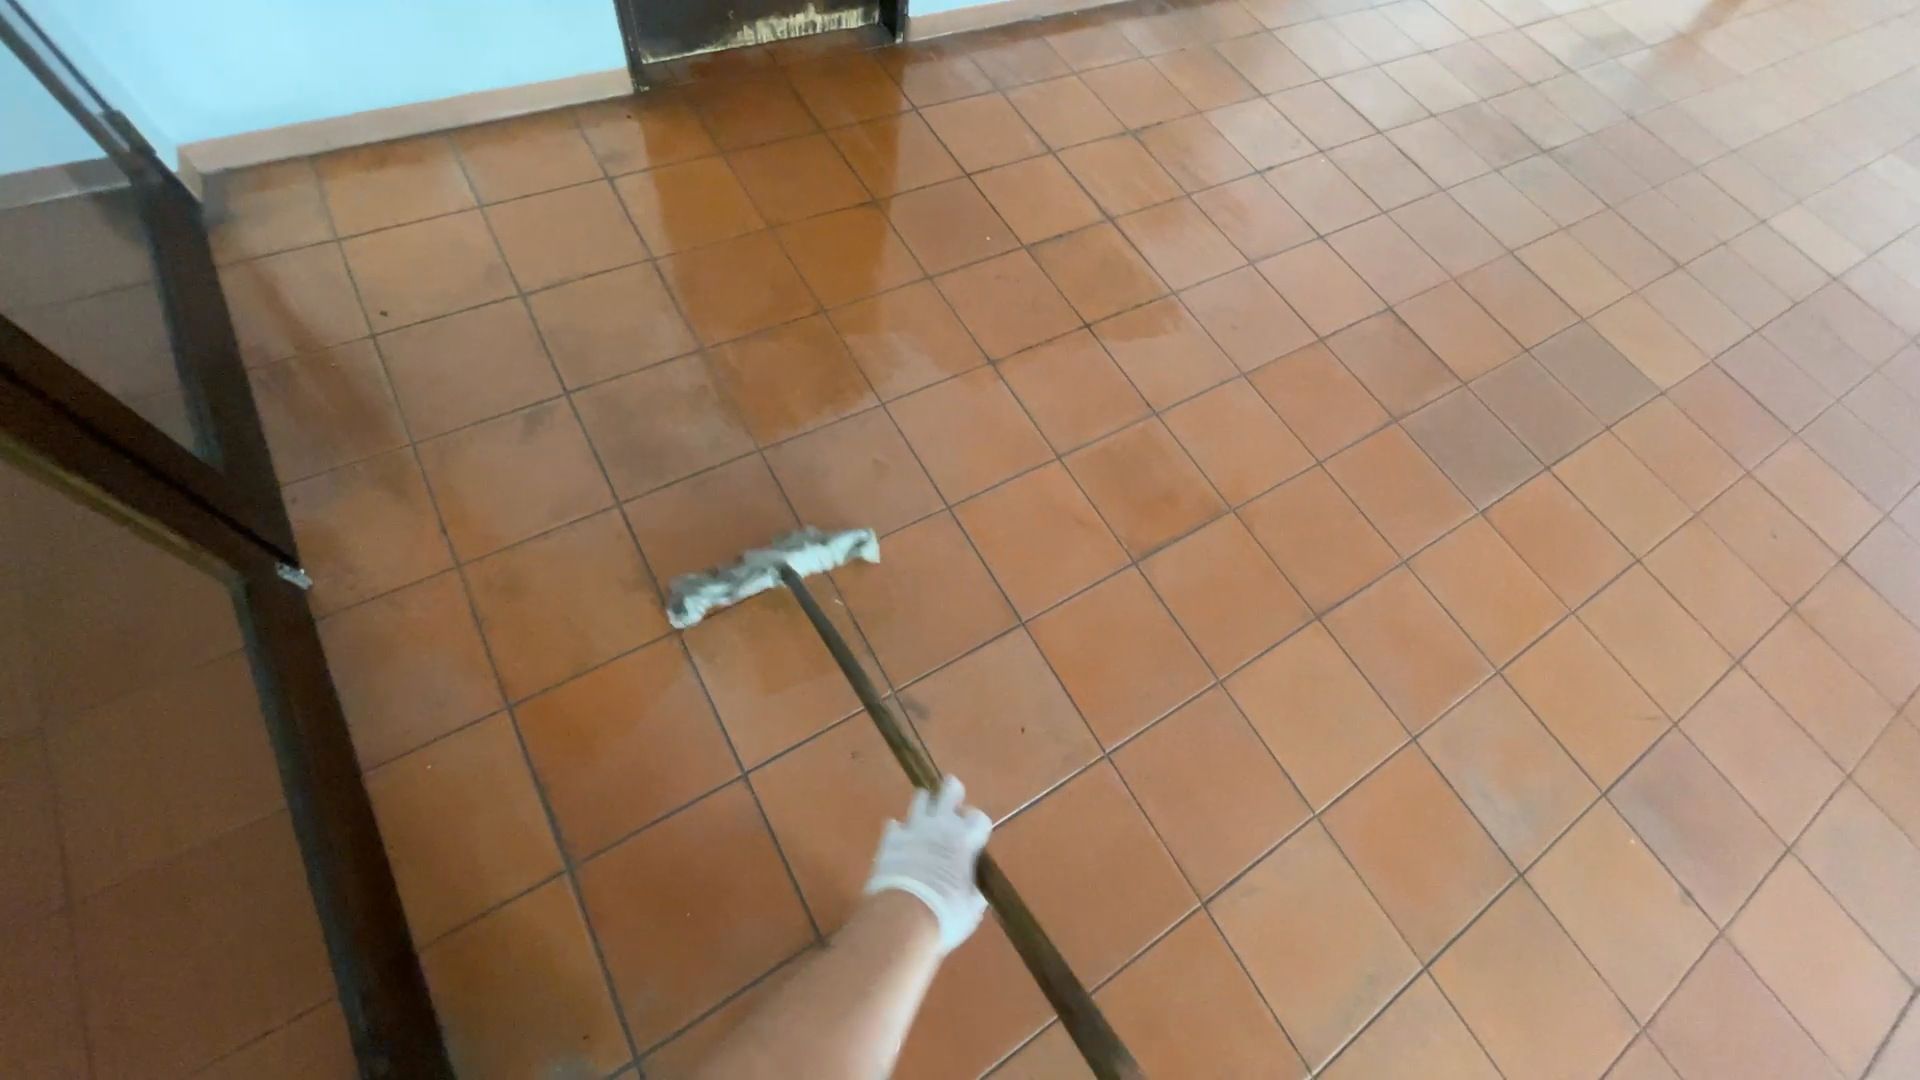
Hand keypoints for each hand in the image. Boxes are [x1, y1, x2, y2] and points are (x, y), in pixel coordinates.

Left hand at [864, 776, 991, 953]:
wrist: (903, 918)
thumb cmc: (945, 914)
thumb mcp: (971, 908)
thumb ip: (975, 890)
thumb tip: (976, 888)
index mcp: (965, 841)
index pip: (978, 818)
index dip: (978, 823)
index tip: (977, 831)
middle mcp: (940, 827)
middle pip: (948, 793)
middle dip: (952, 790)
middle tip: (953, 791)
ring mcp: (913, 829)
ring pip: (919, 800)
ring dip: (924, 803)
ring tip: (925, 809)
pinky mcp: (890, 839)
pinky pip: (894, 825)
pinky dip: (897, 829)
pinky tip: (898, 835)